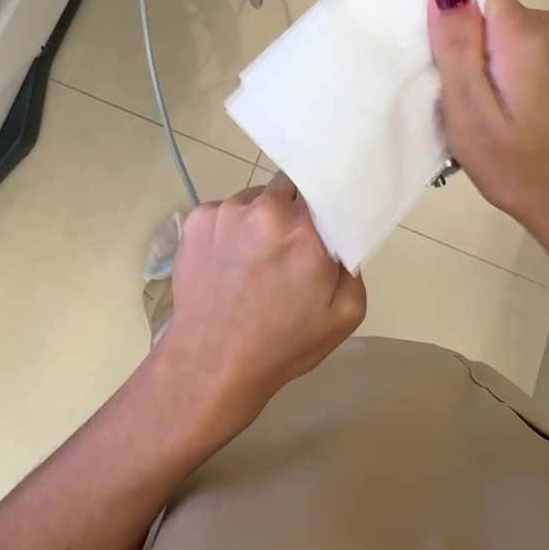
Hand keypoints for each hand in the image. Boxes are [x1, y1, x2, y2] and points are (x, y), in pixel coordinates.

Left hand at [155, 173, 366, 432]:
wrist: (212, 363)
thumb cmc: (283, 344)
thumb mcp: (345, 315)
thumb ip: (352, 265)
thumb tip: (341, 235)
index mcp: (305, 230)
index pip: (322, 186)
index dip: (322, 199)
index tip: (321, 217)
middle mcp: (265, 210)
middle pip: (286, 186)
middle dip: (291, 207)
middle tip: (288, 243)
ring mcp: (226, 212)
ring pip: (252, 198)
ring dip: (258, 218)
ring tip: (252, 257)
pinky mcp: (196, 220)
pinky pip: (223, 211)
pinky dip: (229, 228)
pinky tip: (227, 260)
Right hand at [427, 0, 548, 243]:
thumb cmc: (514, 164)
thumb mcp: (470, 110)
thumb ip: (456, 44)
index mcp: (527, 32)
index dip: (445, 10)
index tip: (429, 49)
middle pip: (486, 6)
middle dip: (458, 36)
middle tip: (446, 86)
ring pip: (498, 25)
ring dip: (476, 53)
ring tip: (469, 99)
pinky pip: (515, 41)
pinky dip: (496, 63)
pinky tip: (494, 101)